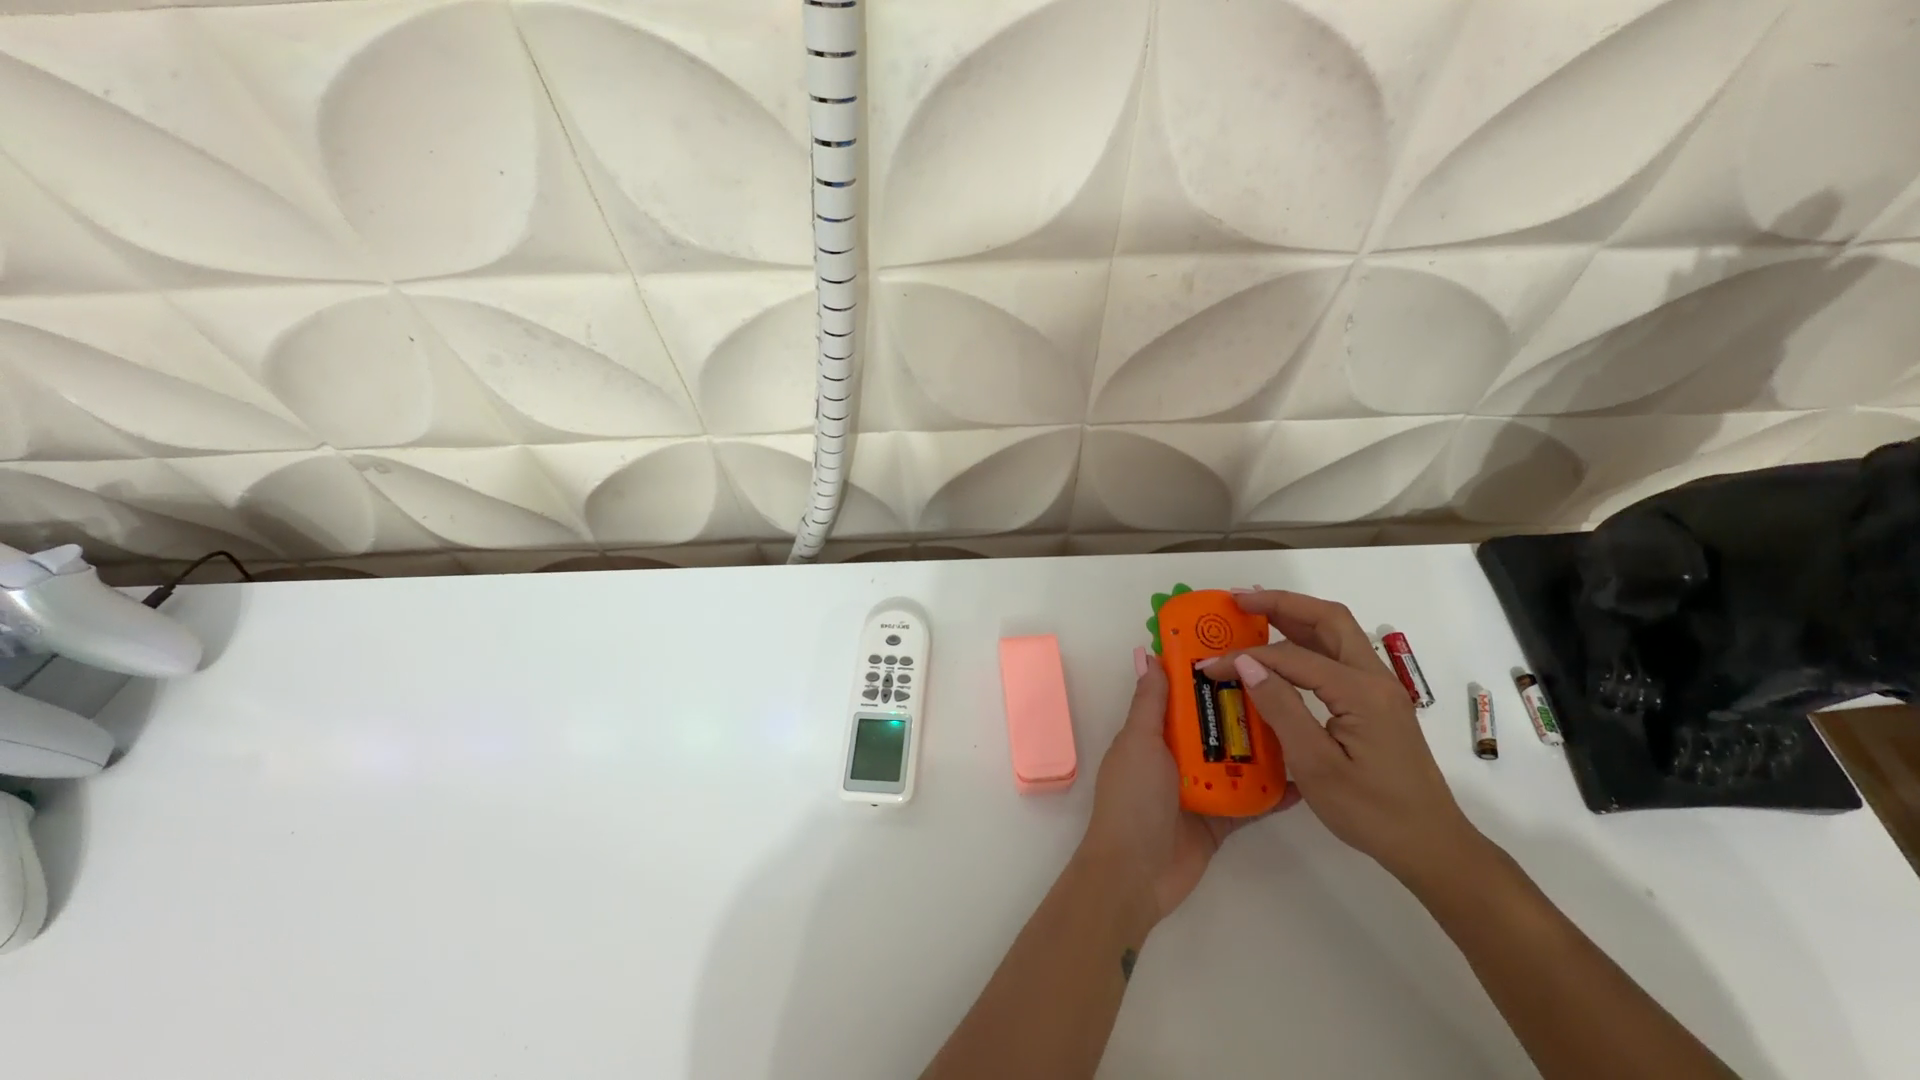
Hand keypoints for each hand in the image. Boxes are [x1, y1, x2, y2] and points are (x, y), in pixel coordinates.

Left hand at [1080, 647, 1298, 923]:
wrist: (1135, 874)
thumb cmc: (1133, 800)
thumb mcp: (1138, 742)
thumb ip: (1149, 702)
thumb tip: (1147, 654)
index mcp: (1153, 734)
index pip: (1182, 695)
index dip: (1206, 673)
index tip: (1241, 647)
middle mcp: (1177, 757)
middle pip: (1217, 726)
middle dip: (1245, 708)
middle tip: (1288, 684)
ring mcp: (1201, 789)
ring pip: (1239, 760)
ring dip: (1266, 748)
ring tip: (1305, 723)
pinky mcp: (1221, 821)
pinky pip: (1252, 801)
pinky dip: (1275, 792)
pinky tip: (1308, 778)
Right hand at [1201, 590, 1483, 882]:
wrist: (1429, 844)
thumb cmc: (1370, 811)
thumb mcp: (1315, 765)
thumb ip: (1281, 708)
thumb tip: (1246, 663)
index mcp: (1360, 692)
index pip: (1292, 657)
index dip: (1246, 656)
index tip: (1210, 665)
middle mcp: (1375, 679)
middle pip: (1328, 619)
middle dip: (1282, 603)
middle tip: (1238, 602)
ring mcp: (1380, 690)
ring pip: (1338, 633)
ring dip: (1297, 618)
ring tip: (1255, 615)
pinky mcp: (1378, 704)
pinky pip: (1340, 657)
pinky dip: (1309, 642)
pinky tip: (1284, 654)